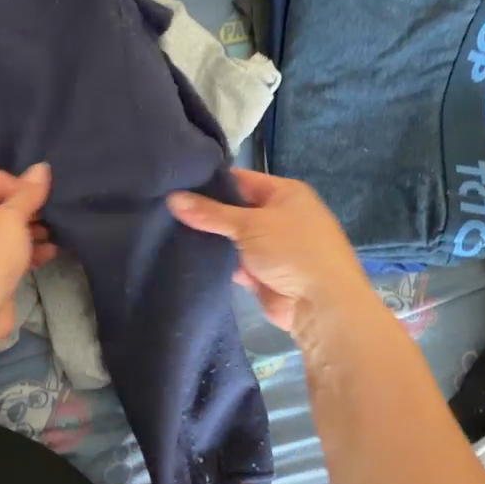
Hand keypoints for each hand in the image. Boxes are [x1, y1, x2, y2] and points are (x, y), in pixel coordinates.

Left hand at [0, 164, 56, 344]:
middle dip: (31, 207)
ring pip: (12, 232)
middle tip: (54, 212)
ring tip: (56, 232)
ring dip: (35, 230)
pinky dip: (32, 251)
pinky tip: (50, 253)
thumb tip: (41, 168)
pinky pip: (15, 254)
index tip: (41, 195)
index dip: (20, 182)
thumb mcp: (11, 219)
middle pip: (4, 206)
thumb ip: (27, 194)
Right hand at [167, 168, 379, 337]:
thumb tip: (172, 198)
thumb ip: (209, 213)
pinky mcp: (260, 272)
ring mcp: (269, 246)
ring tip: (167, 232)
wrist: (320, 303)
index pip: (240, 180)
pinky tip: (185, 257)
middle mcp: (277, 216)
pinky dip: (216, 262)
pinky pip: (232, 262)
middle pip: (233, 210)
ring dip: (208, 240)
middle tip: (165, 210)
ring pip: (230, 238)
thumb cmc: (292, 250)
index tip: (175, 184)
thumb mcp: (249, 224)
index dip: (209, 182)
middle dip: (204, 213)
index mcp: (284, 193)